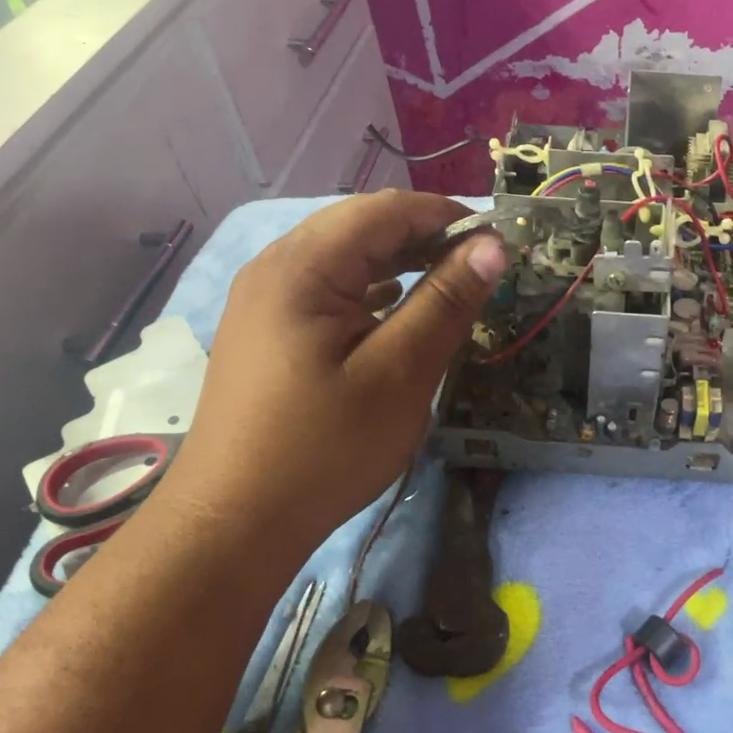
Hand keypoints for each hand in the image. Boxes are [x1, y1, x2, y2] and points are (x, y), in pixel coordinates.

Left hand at [164, 191, 506, 536]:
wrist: (233, 523)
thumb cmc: (323, 448)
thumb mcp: (399, 374)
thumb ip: (446, 302)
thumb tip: (492, 246)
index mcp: (303, 266)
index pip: (387, 210)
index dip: (449, 216)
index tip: (500, 247)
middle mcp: (275, 266)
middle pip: (361, 225)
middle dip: (425, 236)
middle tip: (479, 269)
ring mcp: (264, 299)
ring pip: (343, 255)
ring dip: (399, 261)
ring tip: (449, 285)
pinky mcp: (265, 330)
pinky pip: (326, 287)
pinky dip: (370, 289)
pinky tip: (397, 311)